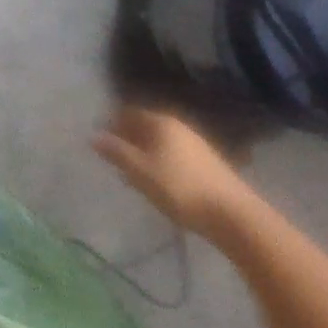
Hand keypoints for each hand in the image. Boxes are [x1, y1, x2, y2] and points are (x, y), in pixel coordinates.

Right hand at [93, 106, 253, 235]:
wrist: (233, 215)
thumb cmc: (179, 187)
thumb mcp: (139, 170)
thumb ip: (116, 152)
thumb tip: (94, 136)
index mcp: (161, 122)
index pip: (129, 112)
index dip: (112, 122)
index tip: (100, 137)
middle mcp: (179, 127)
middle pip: (146, 126)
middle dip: (127, 137)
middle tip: (112, 155)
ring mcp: (197, 145)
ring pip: (161, 142)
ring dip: (143, 152)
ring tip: (131, 172)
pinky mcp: (208, 164)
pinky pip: (174, 156)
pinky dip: (160, 163)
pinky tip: (157, 182)